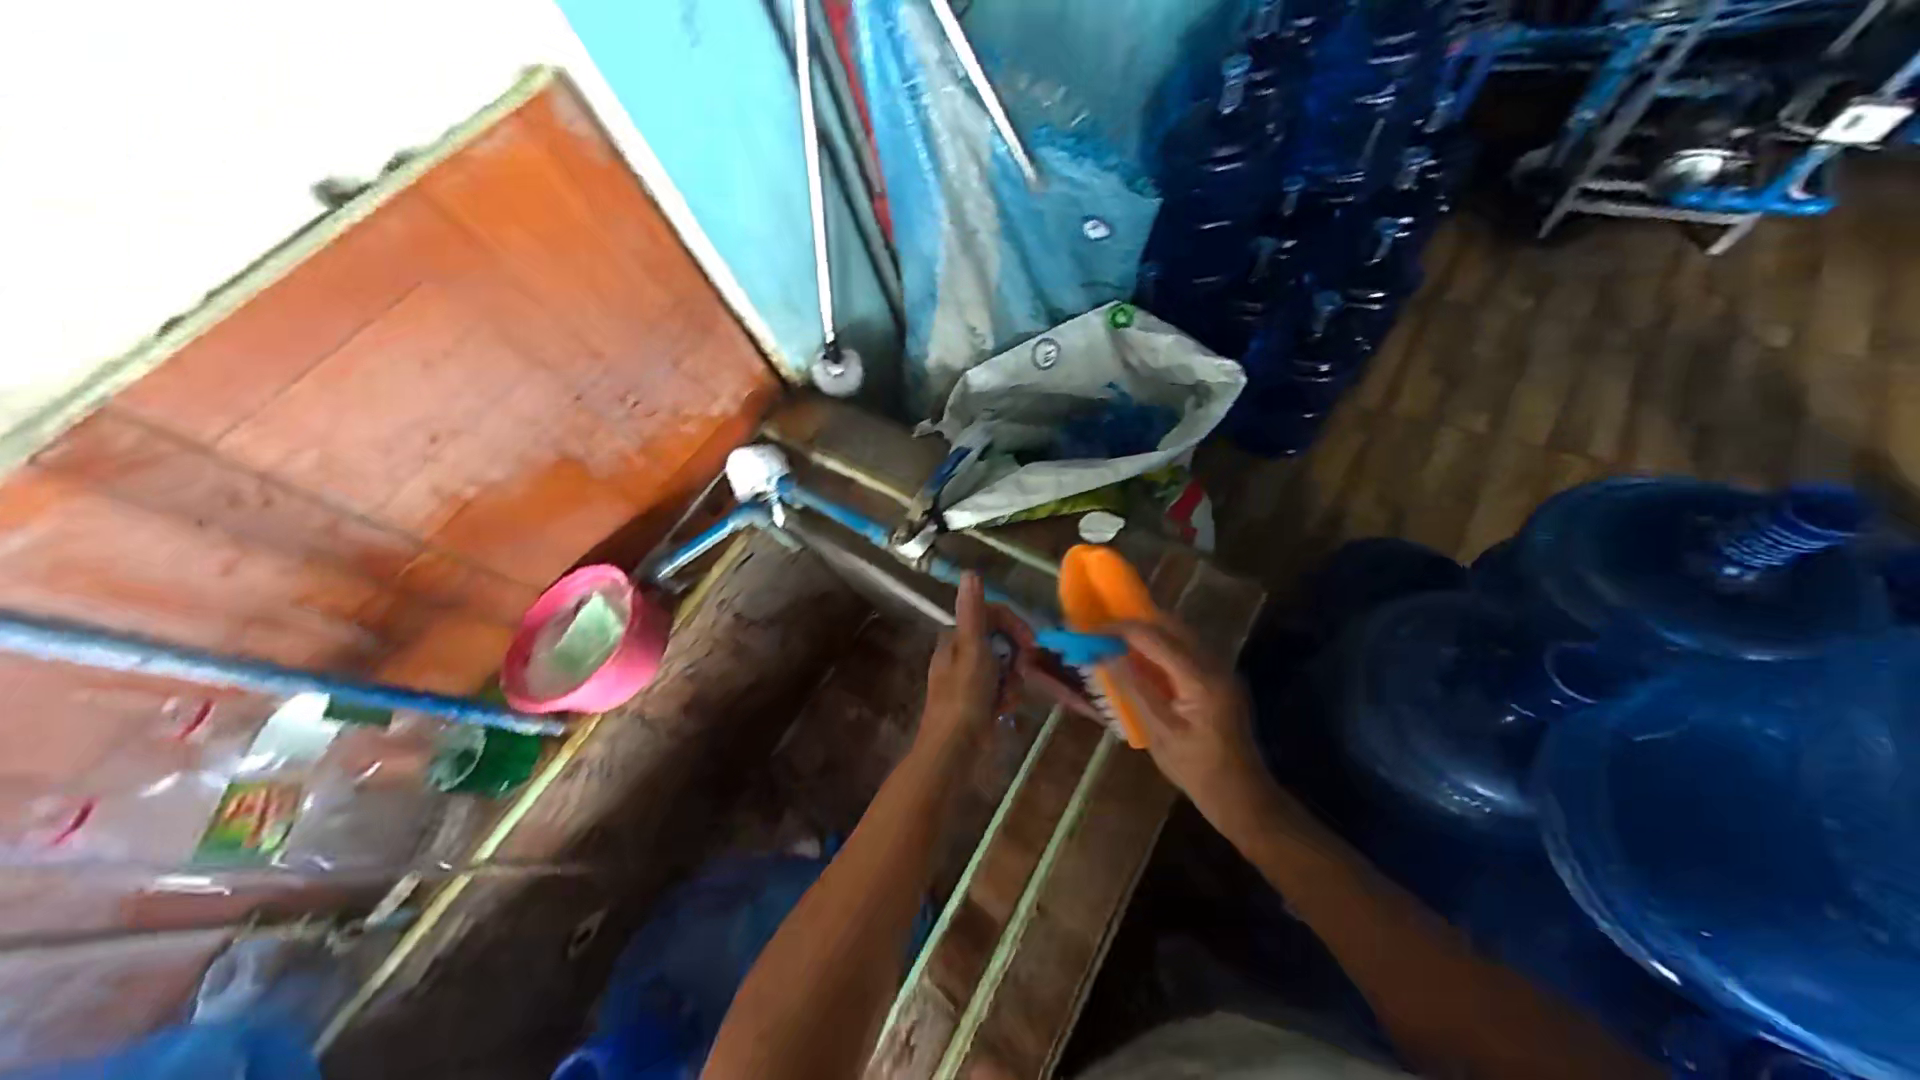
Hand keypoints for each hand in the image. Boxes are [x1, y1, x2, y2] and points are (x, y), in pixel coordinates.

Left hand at [919, 574, 1006, 754]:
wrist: (954, 748)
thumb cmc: (964, 695)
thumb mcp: (972, 648)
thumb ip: (974, 611)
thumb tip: (970, 572)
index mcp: (955, 638)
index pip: (992, 615)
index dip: (1014, 626)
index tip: (1030, 644)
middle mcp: (960, 654)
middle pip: (1002, 642)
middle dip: (1015, 660)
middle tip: (1018, 675)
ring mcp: (969, 679)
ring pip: (1005, 668)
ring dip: (1012, 683)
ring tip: (1006, 699)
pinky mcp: (977, 701)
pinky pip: (1001, 689)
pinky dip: (1006, 698)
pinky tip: (1002, 711)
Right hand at [1106, 620, 1269, 818]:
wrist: (1243, 797)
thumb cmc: (1197, 771)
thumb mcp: (1159, 733)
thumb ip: (1133, 689)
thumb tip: (1105, 655)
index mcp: (1201, 679)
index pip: (1154, 637)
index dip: (1119, 629)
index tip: (1090, 631)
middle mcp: (1215, 665)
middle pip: (1170, 626)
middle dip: (1133, 624)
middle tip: (1100, 633)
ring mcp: (1221, 670)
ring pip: (1179, 635)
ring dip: (1146, 634)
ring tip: (1114, 644)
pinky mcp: (1219, 679)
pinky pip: (1186, 650)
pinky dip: (1160, 648)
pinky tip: (1140, 662)